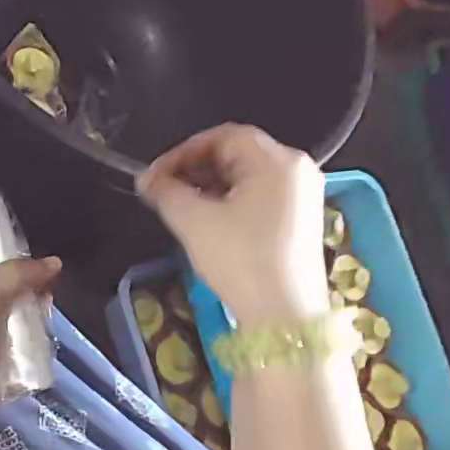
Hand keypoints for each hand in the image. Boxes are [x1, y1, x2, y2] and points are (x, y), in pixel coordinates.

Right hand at [135, 124, 329, 322]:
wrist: (282, 313)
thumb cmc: (240, 260)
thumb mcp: (194, 223)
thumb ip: (166, 193)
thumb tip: (146, 180)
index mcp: (277, 161)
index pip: (223, 136)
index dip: (182, 151)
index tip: (154, 176)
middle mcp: (297, 171)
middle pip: (238, 154)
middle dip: (195, 169)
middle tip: (163, 192)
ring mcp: (303, 197)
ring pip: (247, 178)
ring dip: (209, 187)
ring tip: (180, 209)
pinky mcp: (300, 223)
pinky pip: (259, 198)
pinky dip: (230, 202)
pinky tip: (208, 224)